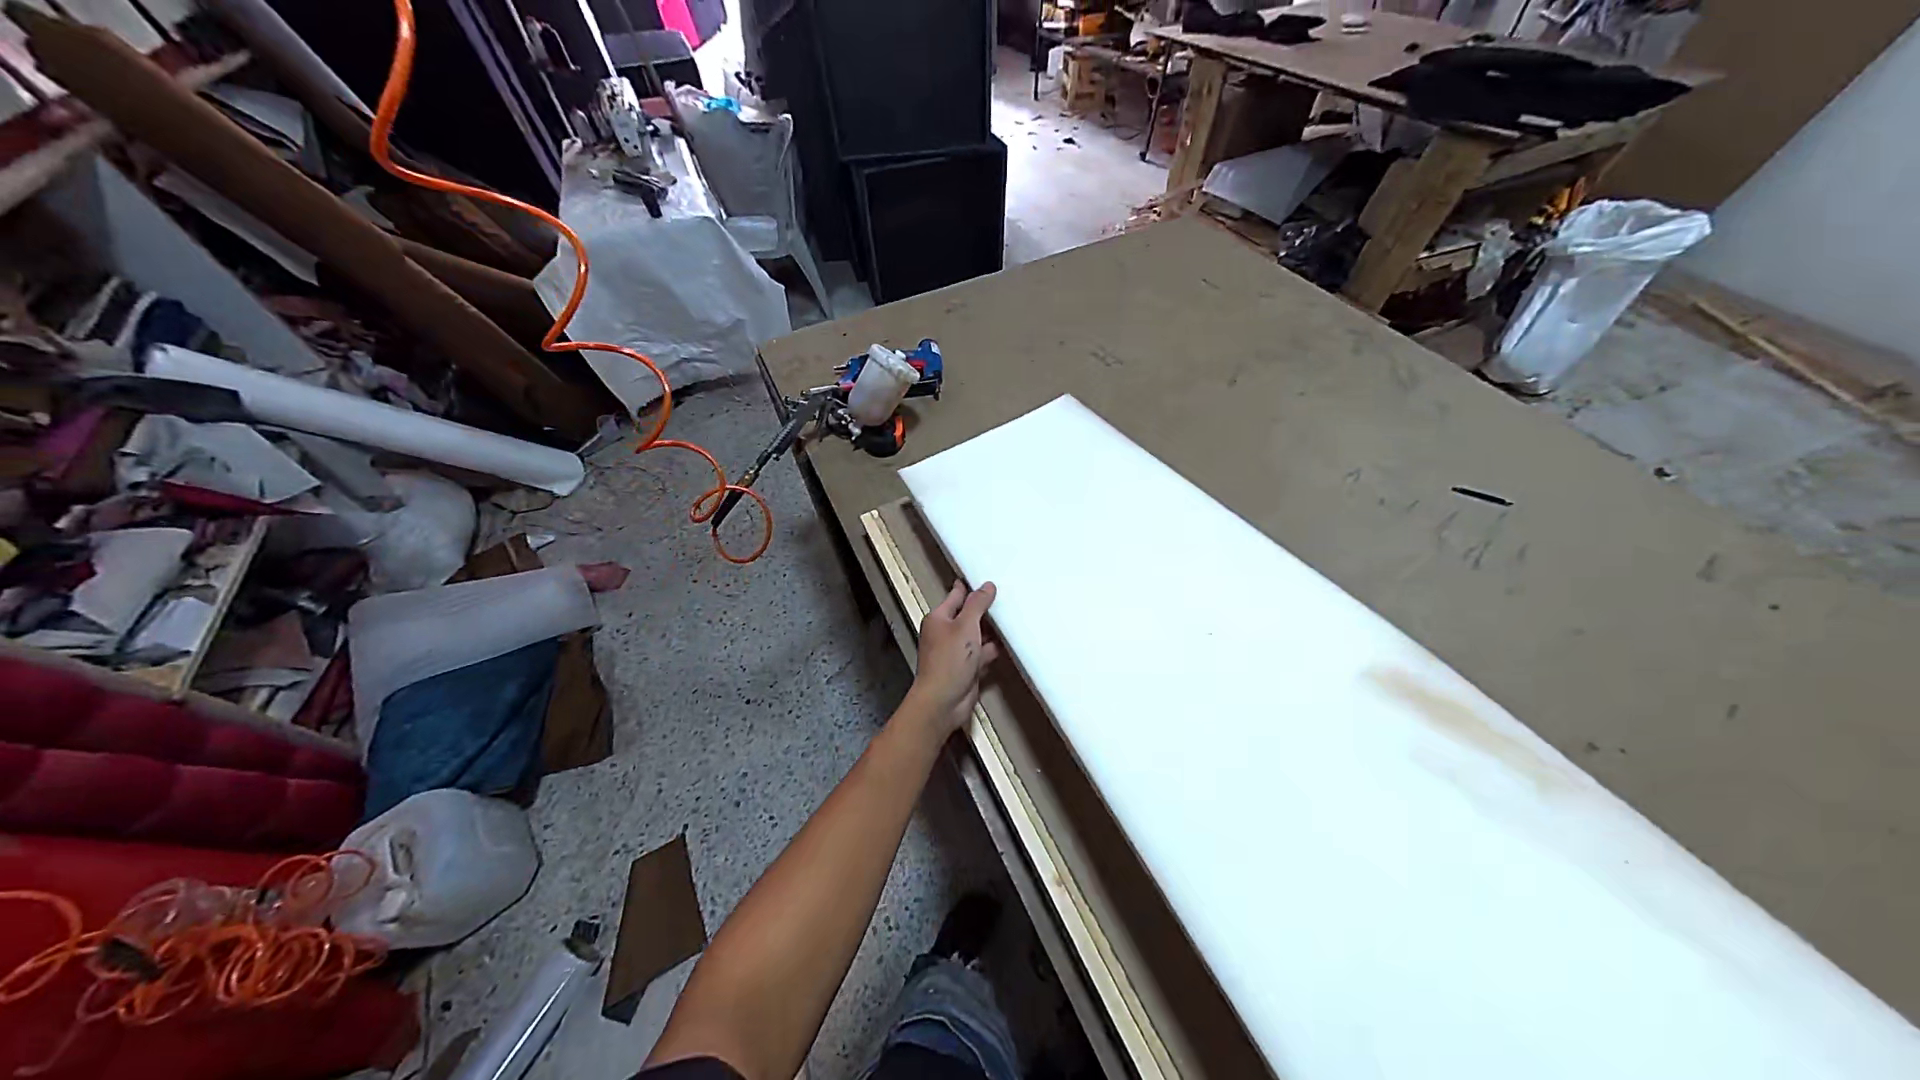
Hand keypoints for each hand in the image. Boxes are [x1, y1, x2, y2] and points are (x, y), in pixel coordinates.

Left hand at [906, 581, 999, 735]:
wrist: (943, 701)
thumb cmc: (950, 659)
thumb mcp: (965, 625)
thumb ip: (977, 604)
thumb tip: (987, 586)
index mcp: (939, 618)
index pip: (956, 596)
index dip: (969, 586)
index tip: (985, 577)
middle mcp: (946, 633)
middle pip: (968, 615)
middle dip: (984, 608)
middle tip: (1007, 594)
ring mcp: (956, 652)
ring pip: (977, 635)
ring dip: (991, 629)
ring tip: (1013, 615)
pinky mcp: (967, 668)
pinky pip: (983, 653)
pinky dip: (994, 649)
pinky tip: (1010, 642)